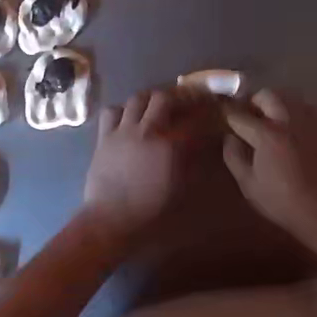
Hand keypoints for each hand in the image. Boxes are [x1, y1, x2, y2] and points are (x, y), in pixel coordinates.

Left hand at [80, 88, 198, 243]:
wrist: (110, 220)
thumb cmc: (149, 211)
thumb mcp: (179, 188)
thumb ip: (190, 162)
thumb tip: (198, 145)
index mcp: (169, 146)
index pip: (194, 121)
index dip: (206, 114)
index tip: (212, 113)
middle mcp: (147, 131)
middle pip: (165, 97)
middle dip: (179, 97)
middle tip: (186, 102)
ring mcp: (123, 131)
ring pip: (138, 98)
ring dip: (151, 98)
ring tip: (158, 105)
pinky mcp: (104, 137)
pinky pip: (112, 111)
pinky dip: (122, 110)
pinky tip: (128, 119)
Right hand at [222, 90, 316, 272]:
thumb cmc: (280, 201)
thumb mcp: (248, 184)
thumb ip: (234, 156)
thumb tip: (229, 137)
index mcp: (266, 135)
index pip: (240, 115)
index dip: (226, 112)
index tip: (218, 111)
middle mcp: (287, 121)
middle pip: (267, 95)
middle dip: (251, 100)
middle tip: (243, 114)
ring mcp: (305, 124)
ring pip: (287, 95)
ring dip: (273, 100)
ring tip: (264, 116)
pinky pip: (304, 106)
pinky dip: (292, 107)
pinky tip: (285, 123)